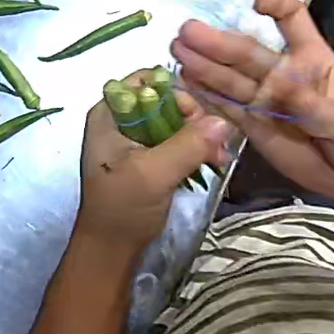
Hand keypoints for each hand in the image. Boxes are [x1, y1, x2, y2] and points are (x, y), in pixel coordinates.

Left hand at [76, 70, 232, 255]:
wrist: (111, 252)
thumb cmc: (121, 208)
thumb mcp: (153, 173)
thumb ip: (187, 145)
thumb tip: (224, 120)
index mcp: (110, 114)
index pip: (145, 81)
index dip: (173, 92)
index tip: (196, 115)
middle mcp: (121, 119)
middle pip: (165, 100)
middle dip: (193, 118)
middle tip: (214, 141)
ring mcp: (135, 139)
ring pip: (175, 120)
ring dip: (199, 135)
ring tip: (218, 157)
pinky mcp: (149, 156)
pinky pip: (178, 140)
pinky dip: (196, 148)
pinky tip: (213, 161)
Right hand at [172, 0, 333, 206]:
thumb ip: (312, 104)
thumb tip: (278, 84)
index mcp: (315, 59)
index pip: (293, 20)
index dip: (276, 6)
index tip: (257, 2)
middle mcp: (286, 74)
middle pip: (250, 53)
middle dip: (220, 43)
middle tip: (188, 31)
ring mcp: (269, 101)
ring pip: (233, 81)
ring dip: (206, 66)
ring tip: (178, 51)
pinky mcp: (257, 129)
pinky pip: (230, 111)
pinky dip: (208, 99)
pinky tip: (187, 85)